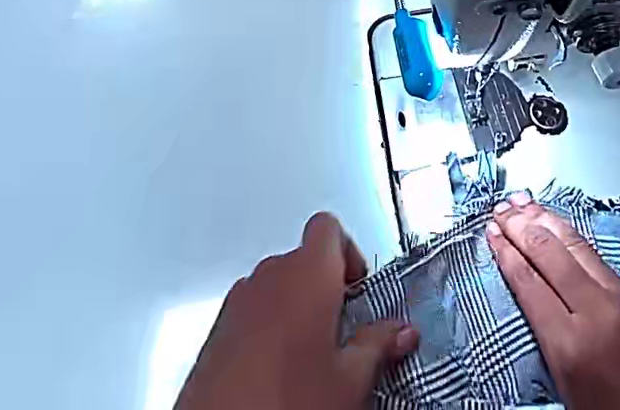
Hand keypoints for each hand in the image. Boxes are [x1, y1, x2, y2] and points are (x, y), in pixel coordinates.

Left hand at [176, 213, 418, 409]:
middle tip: (346, 330)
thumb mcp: (349, 381)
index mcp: (308, 272)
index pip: (329, 228)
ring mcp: (243, 295)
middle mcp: (272, 273)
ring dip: (299, 306)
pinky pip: (256, 305)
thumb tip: (397, 332)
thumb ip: (377, 345)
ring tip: (314, 357)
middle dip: (328, 287)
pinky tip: (282, 368)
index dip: (349, 253)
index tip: (360, 288)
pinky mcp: (222, 322)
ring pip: (281, 282)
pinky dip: (271, 323)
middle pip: (307, 257)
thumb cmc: (282, 401)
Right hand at [487, 194, 619, 409]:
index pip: (528, 282)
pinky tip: (566, 233)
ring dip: (547, 222)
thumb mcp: (572, 394)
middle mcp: (600, 316)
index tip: (491, 233)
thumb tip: (532, 295)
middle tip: (501, 209)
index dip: (505, 252)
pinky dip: (578, 242)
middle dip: (520, 227)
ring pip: (579, 248)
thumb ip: (551, 340)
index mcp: (572, 348)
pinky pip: (606, 264)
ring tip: (526, 203)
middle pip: (549, 255)